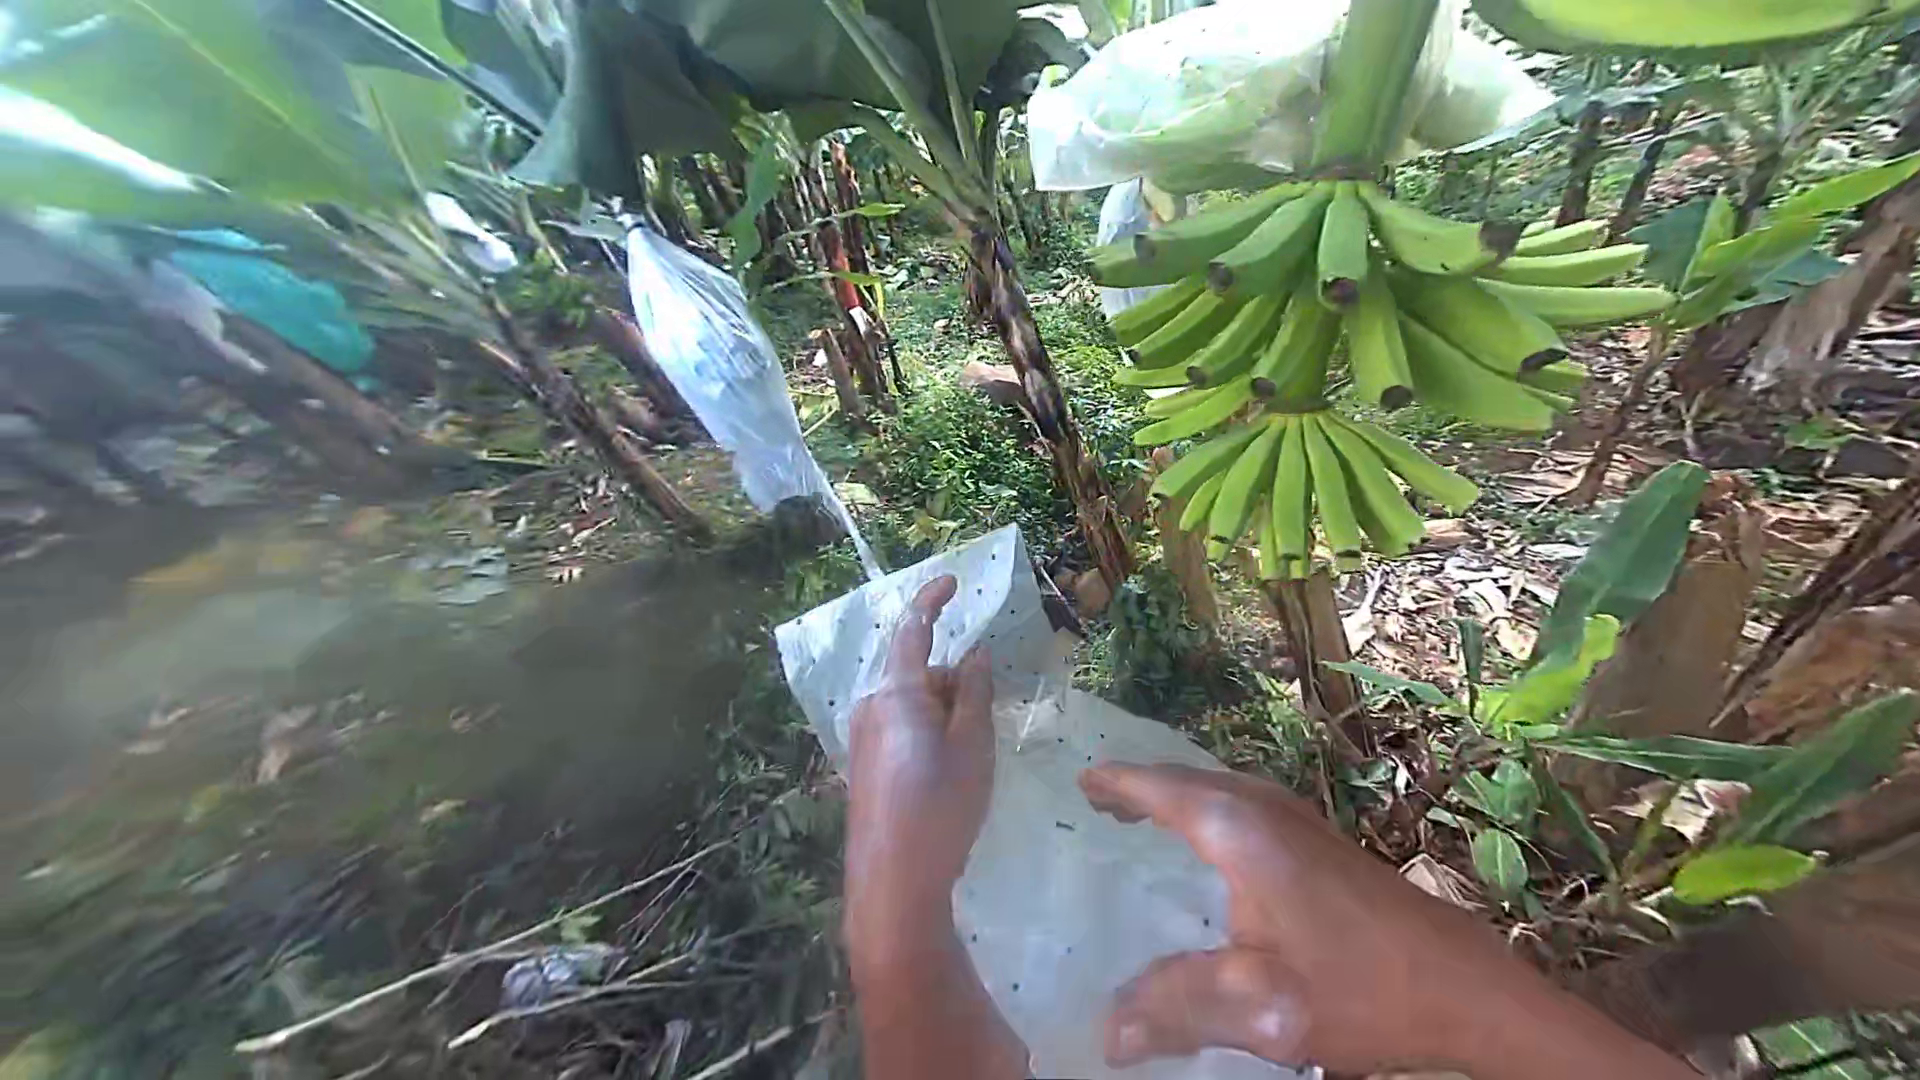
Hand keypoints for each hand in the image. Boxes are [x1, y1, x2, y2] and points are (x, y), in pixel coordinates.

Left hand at [845, 575, 994, 929]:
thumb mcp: (973, 744)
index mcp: (897, 693)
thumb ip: (974, 689)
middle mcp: (871, 706)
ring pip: (912, 703)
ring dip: (942, 713)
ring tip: (966, 763)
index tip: (953, 582)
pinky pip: (900, 728)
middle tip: (982, 726)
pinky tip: (941, 778)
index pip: (914, 630)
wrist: (893, 884)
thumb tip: (974, 652)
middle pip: (920, 674)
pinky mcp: (862, 764)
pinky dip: (927, 732)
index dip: (933, 600)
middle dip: (953, 685)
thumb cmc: (942, 806)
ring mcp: (861, 737)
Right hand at [1080, 764, 1694, 1079]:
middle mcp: (1256, 803)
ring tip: (1132, 812)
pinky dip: (1198, 802)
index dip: (1115, 782)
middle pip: (1179, 777)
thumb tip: (1107, 1035)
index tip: (1080, 781)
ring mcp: (1288, 811)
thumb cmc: (1358, 988)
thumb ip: (1178, 1009)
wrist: (1465, 986)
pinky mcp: (1308, 828)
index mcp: (1235, 827)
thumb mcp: (1262, 1009)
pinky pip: (1231, 797)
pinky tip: (1199, 835)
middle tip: (1096, 801)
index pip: (1156, 787)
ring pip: (1207, 784)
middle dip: (1135, 784)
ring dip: (1167, 792)